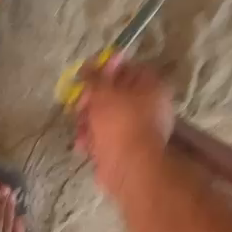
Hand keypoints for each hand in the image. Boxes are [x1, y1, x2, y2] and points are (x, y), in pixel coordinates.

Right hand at [75, 61, 175, 195]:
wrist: (128, 167)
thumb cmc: (120, 123)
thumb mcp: (103, 93)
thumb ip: (95, 77)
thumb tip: (89, 64)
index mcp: (152, 86)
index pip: (128, 69)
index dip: (105, 71)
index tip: (86, 78)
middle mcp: (149, 106)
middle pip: (115, 95)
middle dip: (92, 101)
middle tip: (79, 106)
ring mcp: (138, 129)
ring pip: (107, 118)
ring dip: (88, 122)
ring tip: (79, 130)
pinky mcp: (126, 149)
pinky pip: (106, 137)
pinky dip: (93, 140)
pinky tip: (83, 145)